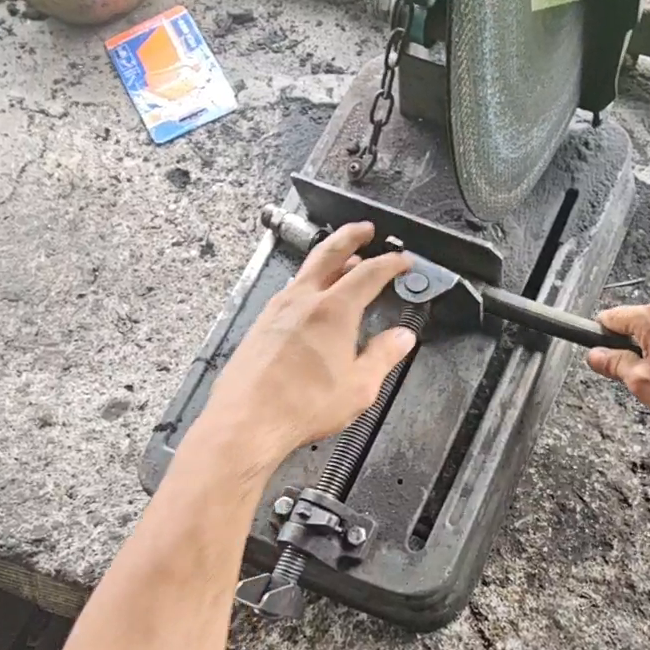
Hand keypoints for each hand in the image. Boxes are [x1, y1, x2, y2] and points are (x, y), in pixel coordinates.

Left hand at [200, 222, 416, 471]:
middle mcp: (302, 301)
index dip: (391, 263)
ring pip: (306, 272)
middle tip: (365, 228)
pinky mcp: (260, 326)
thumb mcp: (359, 387)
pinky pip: (289, 293)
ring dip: (328, 261)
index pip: (369, 273)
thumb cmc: (302, 406)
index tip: (403, 260)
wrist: (247, 422)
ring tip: (342, 264)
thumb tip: (402, 338)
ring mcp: (276, 310)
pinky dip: (307, 285)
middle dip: (350, 236)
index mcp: (333, 311)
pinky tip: (311, 301)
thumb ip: (383, 356)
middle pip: (329, 253)